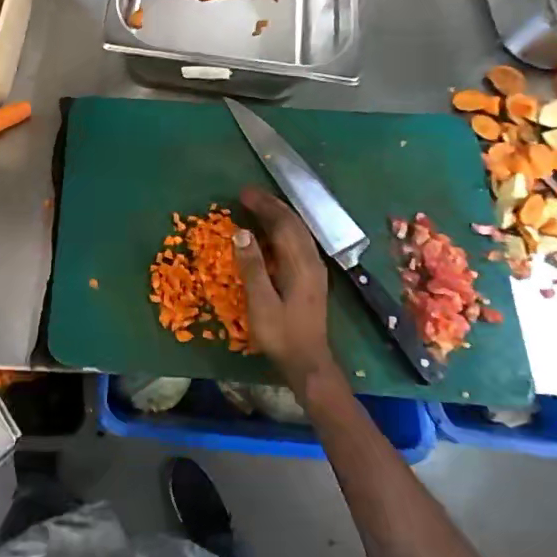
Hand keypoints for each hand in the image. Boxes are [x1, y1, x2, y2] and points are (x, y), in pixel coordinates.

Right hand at [232, 187, 340, 387]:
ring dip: (279, 216)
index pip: (283, 223)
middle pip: (294, 223)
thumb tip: (242, 232)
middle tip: (248, 195)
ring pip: (298, 232)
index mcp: (300, 264)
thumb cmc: (281, 334)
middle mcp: (312, 261)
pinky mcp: (312, 278)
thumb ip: (252, 266)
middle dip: (271, 205)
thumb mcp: (261, 302)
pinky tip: (270, 234)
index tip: (243, 194)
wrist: (309, 362)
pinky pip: (298, 243)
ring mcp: (315, 269)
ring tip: (258, 207)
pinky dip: (283, 230)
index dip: (264, 206)